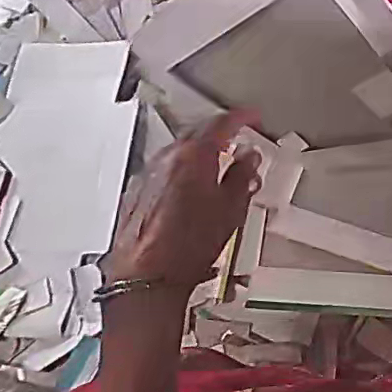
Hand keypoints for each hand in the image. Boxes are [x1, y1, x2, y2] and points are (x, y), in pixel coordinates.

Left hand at [105, 111, 260, 285]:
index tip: (251, 116)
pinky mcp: (140, 190)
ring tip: (223, 163)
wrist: (146, 275)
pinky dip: (187, 168)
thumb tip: (249, 159)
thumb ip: (243, 176)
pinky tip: (198, 185)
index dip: (240, 117)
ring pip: (182, 150)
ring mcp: (150, 173)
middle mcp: (167, 159)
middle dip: (221, 132)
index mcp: (193, 157)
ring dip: (204, 151)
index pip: (220, 124)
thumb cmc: (184, 247)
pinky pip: (168, 168)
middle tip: (240, 136)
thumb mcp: (230, 209)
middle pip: (198, 133)